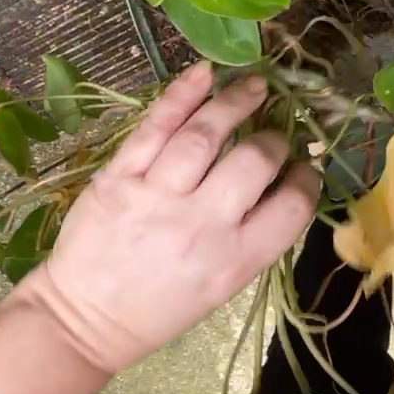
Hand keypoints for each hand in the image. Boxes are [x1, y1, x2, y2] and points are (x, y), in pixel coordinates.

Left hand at [22, 62, 318, 373]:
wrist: (86, 320)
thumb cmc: (163, 308)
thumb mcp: (223, 285)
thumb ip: (254, 236)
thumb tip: (282, 181)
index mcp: (235, 261)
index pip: (292, 206)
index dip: (307, 178)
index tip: (304, 166)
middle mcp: (200, 226)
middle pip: (254, 161)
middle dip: (273, 138)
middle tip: (274, 134)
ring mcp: (156, 198)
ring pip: (205, 135)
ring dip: (236, 102)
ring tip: (254, 85)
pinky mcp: (118, 178)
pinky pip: (154, 127)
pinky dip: (182, 94)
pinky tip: (206, 74)